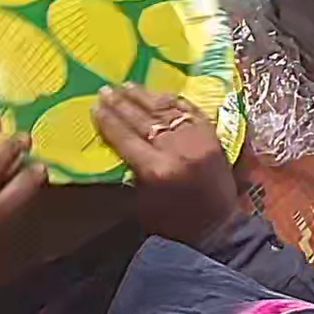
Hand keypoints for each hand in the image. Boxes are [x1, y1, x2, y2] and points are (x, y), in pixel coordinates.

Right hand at [91, 84, 241, 246]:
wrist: (219, 227)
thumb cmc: (174, 222)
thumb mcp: (143, 203)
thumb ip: (130, 170)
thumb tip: (115, 142)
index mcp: (157, 170)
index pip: (125, 138)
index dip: (108, 121)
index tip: (95, 106)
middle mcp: (177, 150)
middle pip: (142, 120)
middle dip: (121, 103)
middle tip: (105, 90)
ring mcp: (197, 139)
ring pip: (165, 110)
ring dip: (144, 96)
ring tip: (126, 86)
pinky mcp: (212, 135)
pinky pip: (189, 110)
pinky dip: (171, 100)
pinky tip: (157, 93)